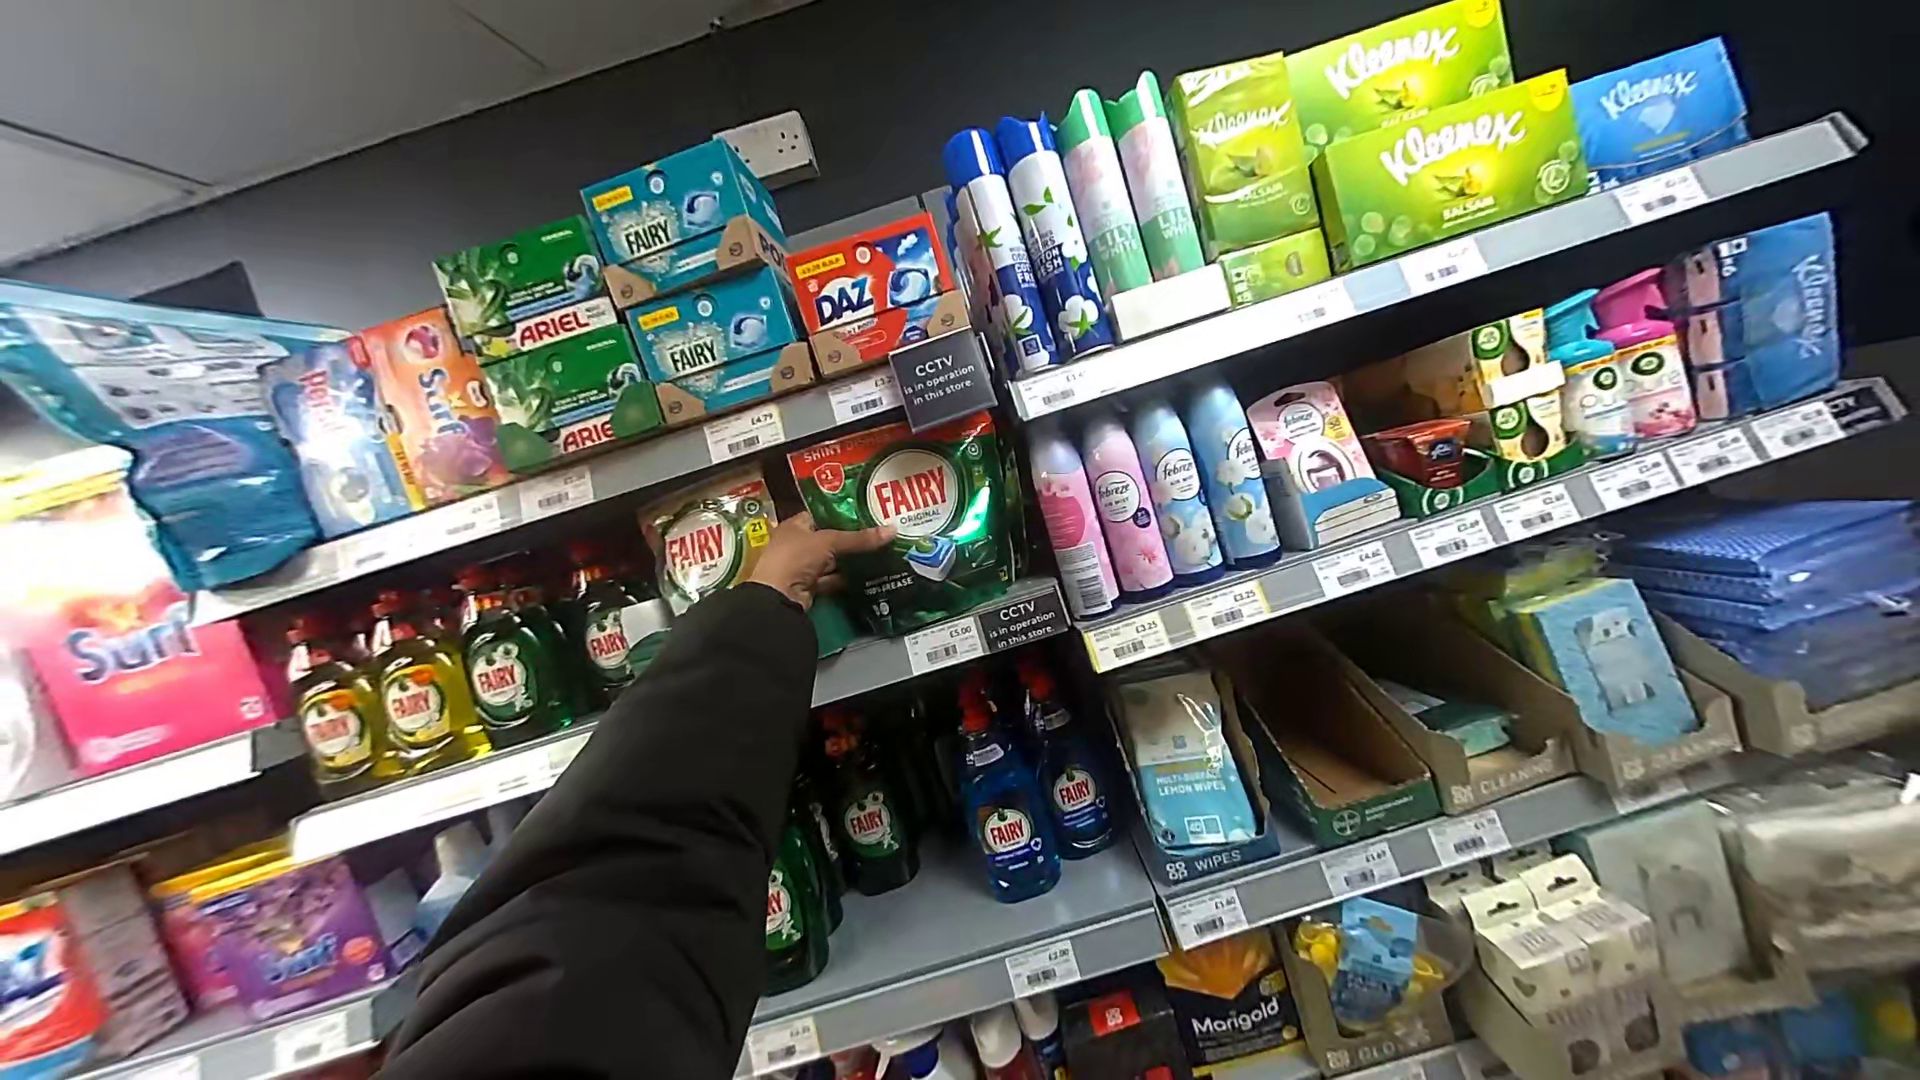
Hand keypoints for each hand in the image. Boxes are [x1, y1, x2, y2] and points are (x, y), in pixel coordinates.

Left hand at [749, 512, 895, 610]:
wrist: (779, 597)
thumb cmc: (797, 557)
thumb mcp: (829, 542)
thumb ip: (860, 538)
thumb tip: (893, 530)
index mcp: (795, 526)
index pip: (821, 515)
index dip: (841, 513)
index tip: (865, 513)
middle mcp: (797, 544)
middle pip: (828, 538)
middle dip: (850, 538)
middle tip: (877, 533)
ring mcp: (803, 567)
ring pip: (832, 560)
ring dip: (850, 559)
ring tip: (877, 552)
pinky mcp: (810, 586)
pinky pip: (832, 578)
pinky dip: (846, 577)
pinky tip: (866, 574)